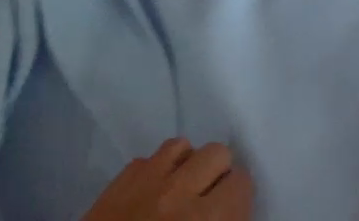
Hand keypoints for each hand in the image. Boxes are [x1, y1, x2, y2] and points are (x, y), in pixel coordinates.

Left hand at [81, 139, 253, 220]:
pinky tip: (150, 195)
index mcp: (205, 219)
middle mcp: (179, 192)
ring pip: (182, 145)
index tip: (230, 214)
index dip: (238, 198)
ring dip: (186, 166)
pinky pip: (147, 158)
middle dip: (216, 174)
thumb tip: (232, 212)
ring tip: (179, 191)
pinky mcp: (116, 183)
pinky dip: (155, 171)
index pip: (241, 182)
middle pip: (217, 152)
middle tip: (207, 201)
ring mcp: (145, 182)